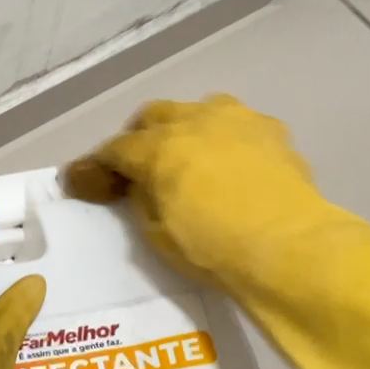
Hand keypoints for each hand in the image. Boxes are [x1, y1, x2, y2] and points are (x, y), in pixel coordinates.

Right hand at [65, 94, 369, 368]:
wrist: (294, 255)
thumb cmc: (215, 252)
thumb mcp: (159, 233)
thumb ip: (141, 202)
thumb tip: (137, 189)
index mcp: (163, 149)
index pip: (114, 150)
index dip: (90, 168)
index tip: (74, 185)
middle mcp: (199, 122)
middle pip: (153, 118)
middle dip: (134, 143)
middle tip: (125, 175)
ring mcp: (240, 124)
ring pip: (195, 113)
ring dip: (177, 134)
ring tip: (175, 168)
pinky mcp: (273, 137)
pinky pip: (231, 128)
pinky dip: (215, 143)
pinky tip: (218, 173)